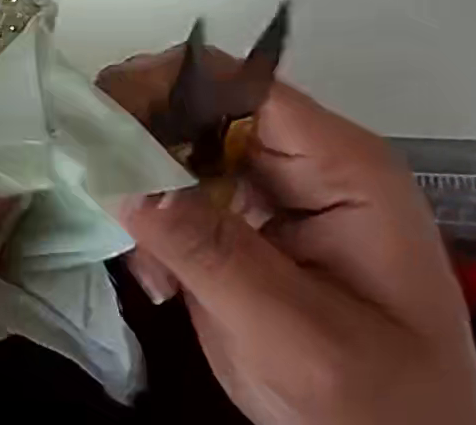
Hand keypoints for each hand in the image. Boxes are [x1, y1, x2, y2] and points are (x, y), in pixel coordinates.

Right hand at [117, 82, 475, 424]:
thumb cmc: (377, 407)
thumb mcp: (293, 335)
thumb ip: (207, 250)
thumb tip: (118, 176)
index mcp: (338, 162)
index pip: (234, 83)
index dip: (161, 87)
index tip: (98, 123)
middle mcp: (301, 157)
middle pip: (196, 105)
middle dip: (141, 146)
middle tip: (104, 193)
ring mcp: (270, 185)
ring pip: (174, 145)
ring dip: (141, 192)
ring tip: (146, 265)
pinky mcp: (242, 214)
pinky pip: (175, 188)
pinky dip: (151, 223)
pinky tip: (160, 277)